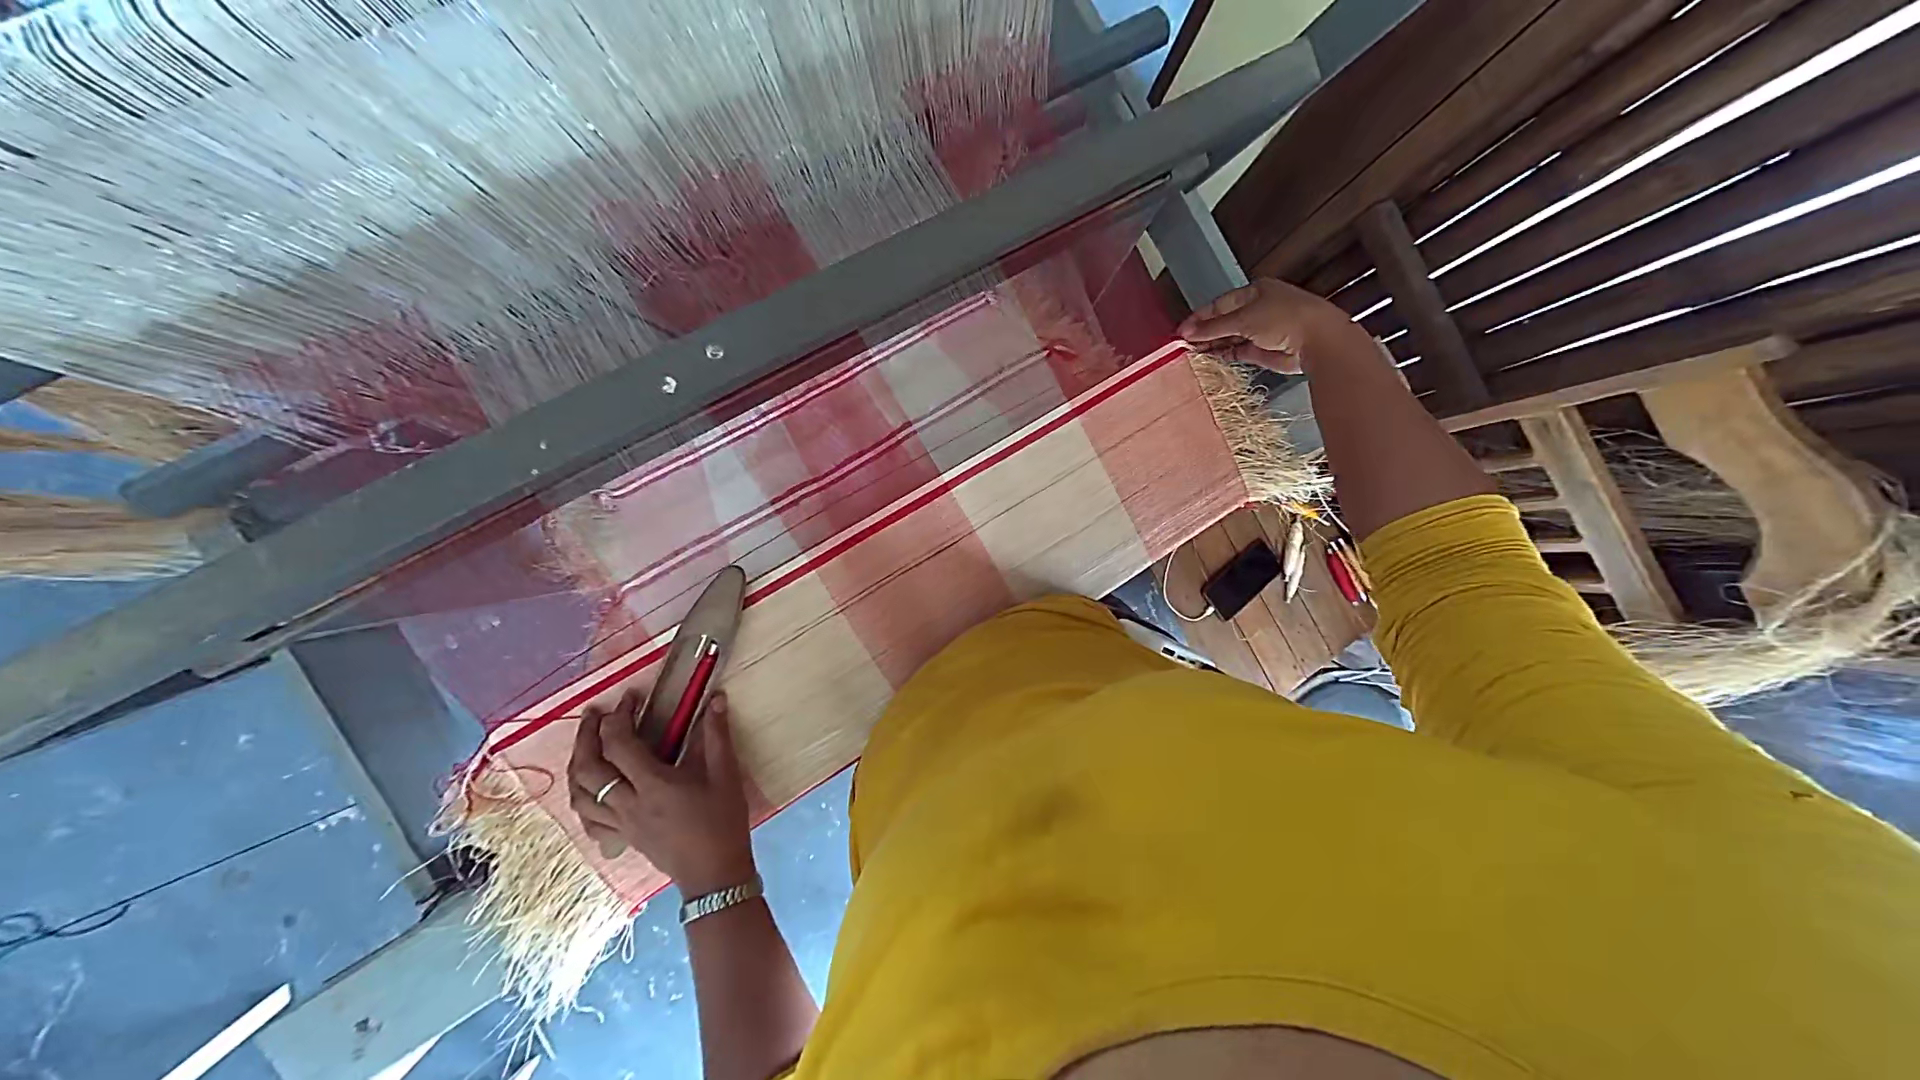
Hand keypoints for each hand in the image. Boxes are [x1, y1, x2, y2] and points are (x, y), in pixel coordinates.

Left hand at [569, 690, 756, 894]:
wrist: (714, 874)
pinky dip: (581, 798)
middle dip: (586, 736)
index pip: (619, 745)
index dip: (619, 717)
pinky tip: (589, 788)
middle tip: (595, 714)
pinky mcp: (621, 838)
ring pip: (579, 795)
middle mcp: (627, 805)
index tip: (630, 699)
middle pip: (588, 769)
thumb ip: (716, 735)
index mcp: (653, 786)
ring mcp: (620, 825)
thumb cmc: (722, 822)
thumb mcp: (725, 775)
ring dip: (577, 765)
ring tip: (586, 746)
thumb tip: (715, 699)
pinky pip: (587, 819)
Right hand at [1177, 278, 1373, 374]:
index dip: (1199, 317)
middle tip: (1183, 344)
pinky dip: (1224, 354)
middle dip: (1204, 332)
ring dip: (1212, 344)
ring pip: (1229, 337)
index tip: (1181, 331)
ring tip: (1192, 353)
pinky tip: (1209, 357)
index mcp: (1254, 292)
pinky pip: (1237, 351)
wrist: (1317, 340)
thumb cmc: (1285, 319)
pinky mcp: (1262, 350)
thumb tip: (1188, 332)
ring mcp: (1260, 330)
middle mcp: (1256, 309)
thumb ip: (1213, 327)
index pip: (1219, 304)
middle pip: (1223, 321)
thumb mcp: (1244, 319)